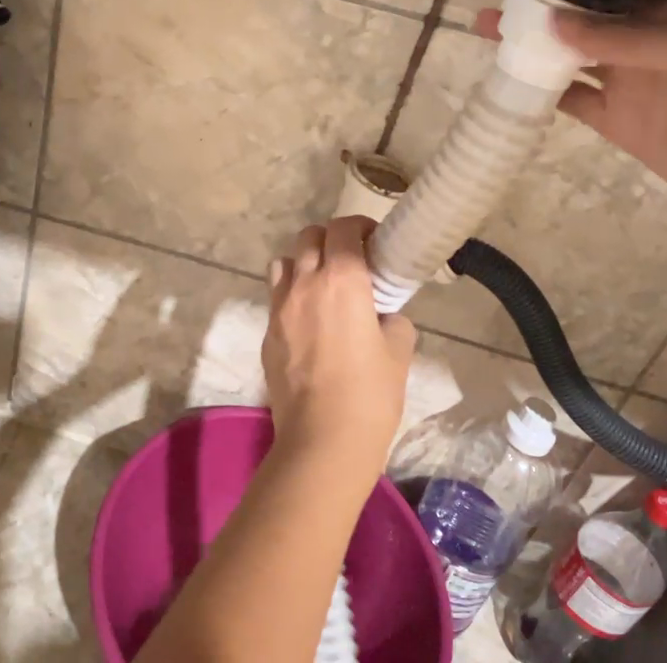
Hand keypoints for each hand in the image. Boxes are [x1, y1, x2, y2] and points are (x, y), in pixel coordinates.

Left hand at [263, 217, 417, 470]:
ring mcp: (279, 308)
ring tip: (324, 285)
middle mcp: (304, 283)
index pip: (343, 229)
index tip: (373, 240)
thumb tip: (383, 315)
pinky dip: (292, 295)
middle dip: (330, 239)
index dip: (360, 226)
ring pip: (284, 262)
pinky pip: (277, 298)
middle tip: (351, 260)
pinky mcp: (266, 333)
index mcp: (342, 280)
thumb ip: (393, 320)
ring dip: (304, 263)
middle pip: (309, 237)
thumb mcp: (399, 352)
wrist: (322, 440)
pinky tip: (310, 321)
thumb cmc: (370, 395)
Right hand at [473, 0, 666, 250]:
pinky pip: (570, 98)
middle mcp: (648, 32)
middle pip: (581, 8)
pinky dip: (539, 89)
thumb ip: (622, 36)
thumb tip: (548, 22)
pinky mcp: (619, 120)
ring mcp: (631, 78)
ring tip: (481, 26)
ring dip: (527, 39)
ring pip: (568, 51)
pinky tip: (505, 76)